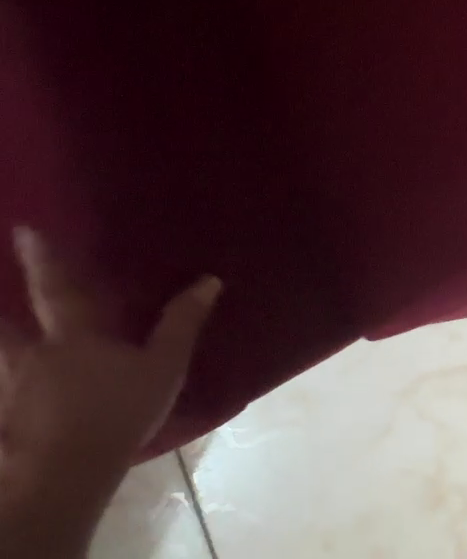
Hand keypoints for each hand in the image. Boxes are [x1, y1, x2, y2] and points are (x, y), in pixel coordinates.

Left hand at [0, 228, 220, 494]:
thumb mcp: (164, 366)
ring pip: (2, 350)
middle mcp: (26, 356)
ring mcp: (5, 387)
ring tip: (15, 324)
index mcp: (72, 338)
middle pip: (4, 322)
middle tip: (6, 281)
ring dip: (6, 333)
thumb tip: (207, 281)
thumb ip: (182, 322)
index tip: (27, 229)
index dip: (44, 258)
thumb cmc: (117, 413)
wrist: (58, 477)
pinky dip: (9, 377)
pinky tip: (18, 382)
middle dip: (5, 301)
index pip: (56, 289)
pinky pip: (4, 383)